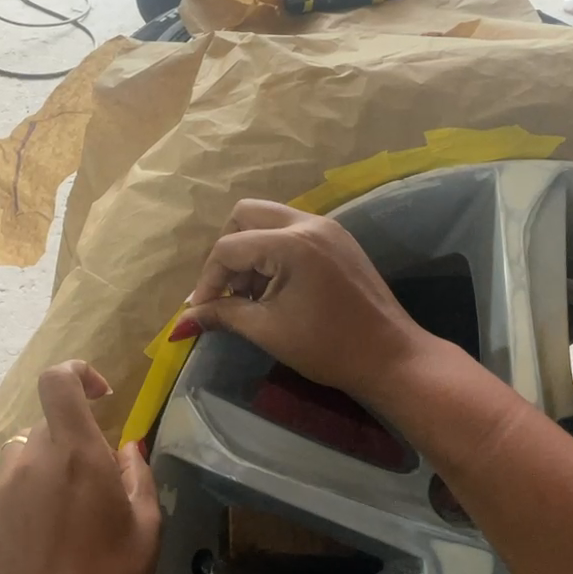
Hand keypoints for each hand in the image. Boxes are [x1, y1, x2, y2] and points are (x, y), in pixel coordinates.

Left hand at [0, 361, 161, 573]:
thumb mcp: (147, 528)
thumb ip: (139, 475)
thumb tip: (126, 448)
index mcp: (77, 454)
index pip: (58, 381)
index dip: (78, 373)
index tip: (102, 397)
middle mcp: (34, 459)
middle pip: (49, 420)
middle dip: (75, 436)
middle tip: (99, 482)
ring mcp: (4, 485)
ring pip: (28, 449)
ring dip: (51, 460)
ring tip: (71, 506)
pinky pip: (13, 477)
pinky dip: (32, 485)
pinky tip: (48, 529)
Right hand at [175, 200, 443, 408]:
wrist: (391, 357)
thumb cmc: (328, 347)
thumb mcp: (268, 330)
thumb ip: (223, 315)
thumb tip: (181, 322)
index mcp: (292, 243)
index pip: (229, 247)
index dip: (208, 280)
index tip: (201, 311)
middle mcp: (309, 223)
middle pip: (246, 215)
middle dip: (227, 252)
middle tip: (226, 291)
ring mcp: (327, 228)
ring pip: (269, 220)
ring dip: (250, 252)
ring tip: (250, 296)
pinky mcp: (338, 240)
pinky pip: (291, 231)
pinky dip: (272, 252)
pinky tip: (274, 289)